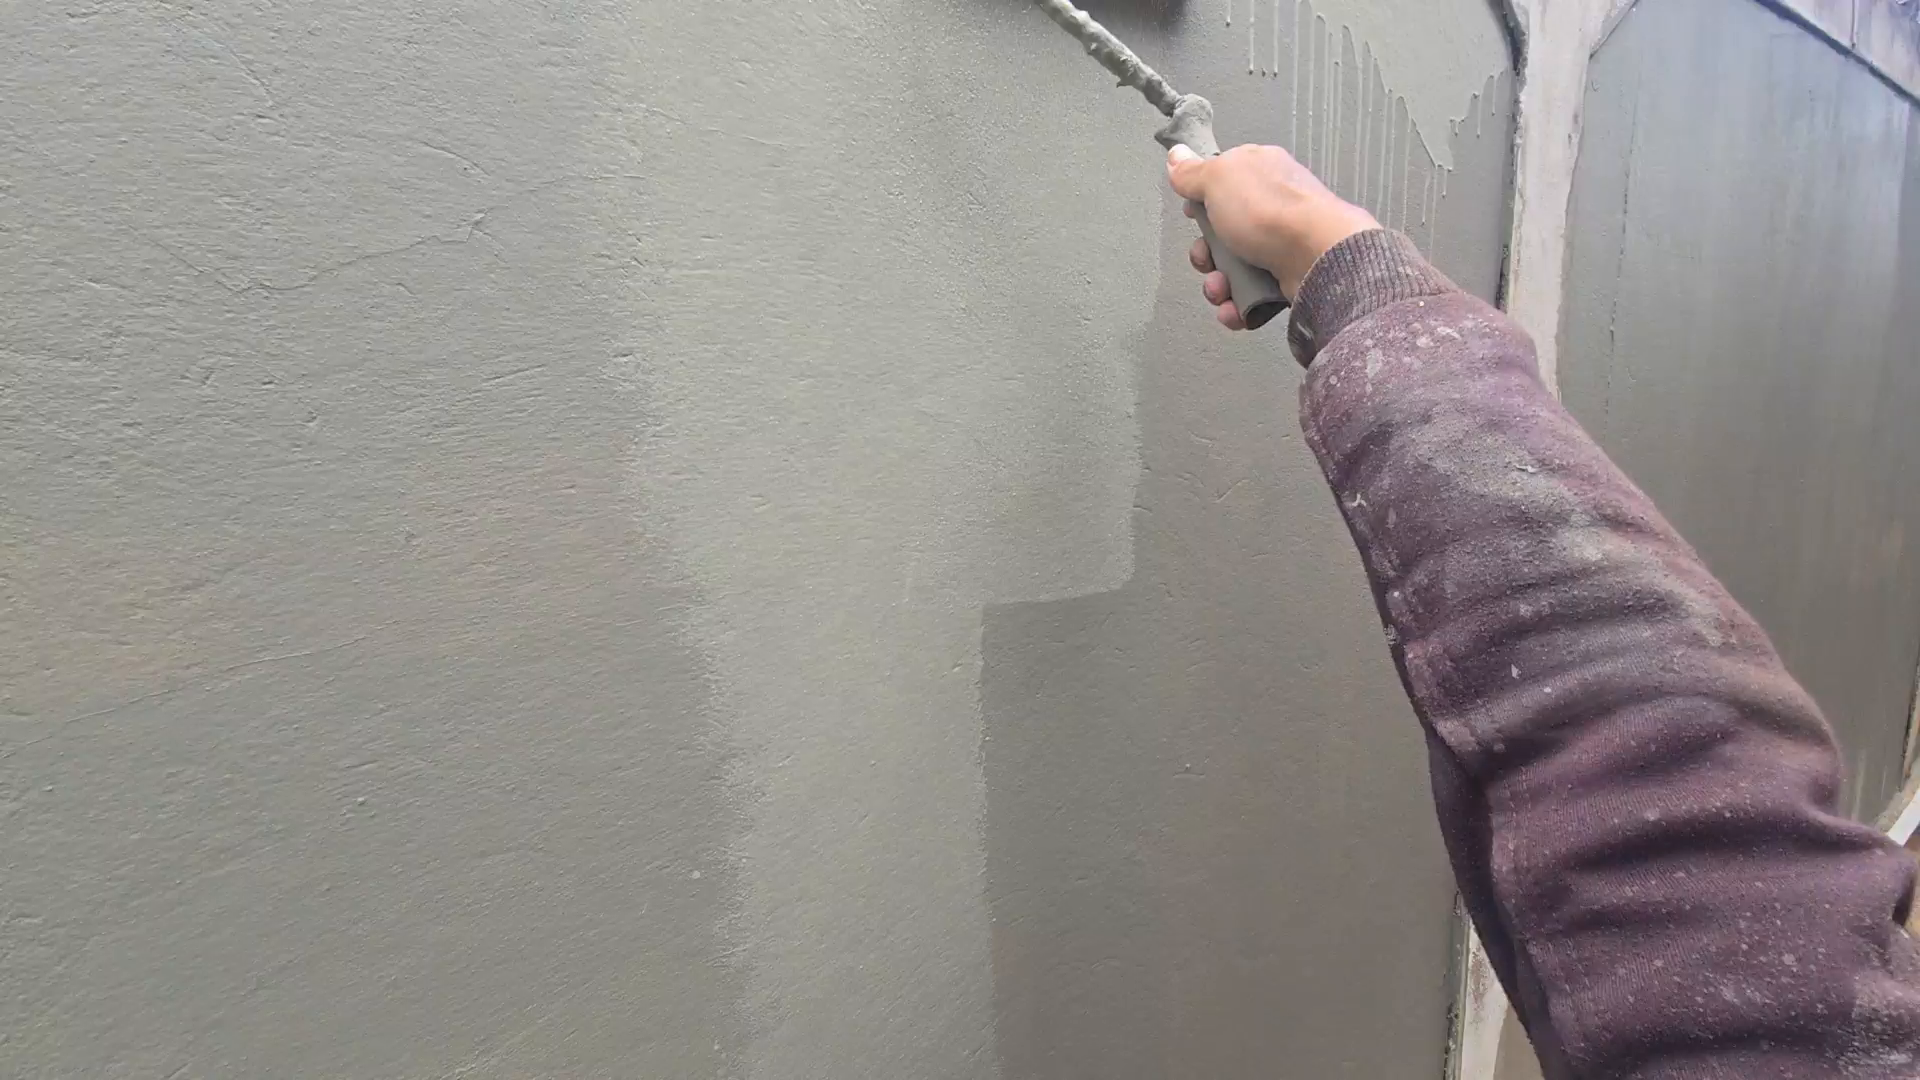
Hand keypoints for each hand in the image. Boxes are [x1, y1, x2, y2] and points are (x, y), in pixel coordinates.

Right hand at [1167, 143, 1378, 329]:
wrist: (1314, 256)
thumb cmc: (1270, 212)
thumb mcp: (1219, 179)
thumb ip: (1193, 172)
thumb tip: (1176, 157)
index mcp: (1256, 173)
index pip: (1218, 185)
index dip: (1199, 203)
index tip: (1193, 214)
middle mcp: (1267, 207)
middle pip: (1218, 235)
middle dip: (1204, 254)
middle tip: (1208, 256)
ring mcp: (1275, 244)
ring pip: (1229, 269)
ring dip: (1216, 284)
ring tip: (1222, 287)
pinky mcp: (1281, 276)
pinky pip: (1245, 295)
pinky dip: (1234, 303)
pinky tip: (1234, 304)